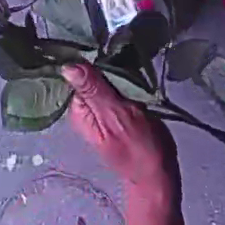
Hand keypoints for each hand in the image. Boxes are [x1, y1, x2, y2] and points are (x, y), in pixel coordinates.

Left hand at [63, 65, 178, 199]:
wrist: (158, 173)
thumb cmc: (138, 146)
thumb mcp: (115, 114)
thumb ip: (93, 90)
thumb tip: (66, 67)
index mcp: (77, 110)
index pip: (77, 72)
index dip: (92, 60)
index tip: (108, 52)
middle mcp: (84, 108)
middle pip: (91, 73)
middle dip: (107, 66)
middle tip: (125, 62)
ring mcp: (100, 108)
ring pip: (105, 78)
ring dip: (118, 71)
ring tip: (132, 67)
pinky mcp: (116, 109)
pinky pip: (117, 86)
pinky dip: (125, 80)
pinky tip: (134, 76)